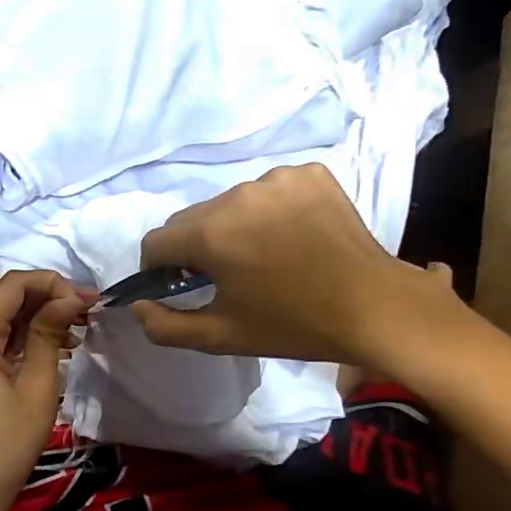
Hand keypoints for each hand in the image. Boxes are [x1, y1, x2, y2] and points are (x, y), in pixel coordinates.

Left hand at [0, 270, 92, 510]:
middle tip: (88, 310)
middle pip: (6, 298)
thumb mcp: (38, 385)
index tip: (86, 298)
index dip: (51, 283)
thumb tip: (71, 296)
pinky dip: (25, 334)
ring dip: (39, 315)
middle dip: (48, 298)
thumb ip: (49, 332)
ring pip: (3, 316)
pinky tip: (57, 342)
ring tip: (79, 326)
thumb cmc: (11, 441)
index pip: (11, 286)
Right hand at [134, 164, 466, 373]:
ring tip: (264, 255)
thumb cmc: (292, 325)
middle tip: (226, 275)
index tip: (179, 285)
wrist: (373, 307)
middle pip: (192, 219)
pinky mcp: (309, 173)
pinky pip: (268, 190)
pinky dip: (270, 211)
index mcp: (212, 234)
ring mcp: (277, 179)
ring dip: (233, 226)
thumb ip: (166, 327)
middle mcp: (237, 194)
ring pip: (229, 202)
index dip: (159, 268)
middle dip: (196, 247)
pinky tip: (291, 235)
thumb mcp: (222, 336)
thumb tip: (137, 306)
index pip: (156, 241)